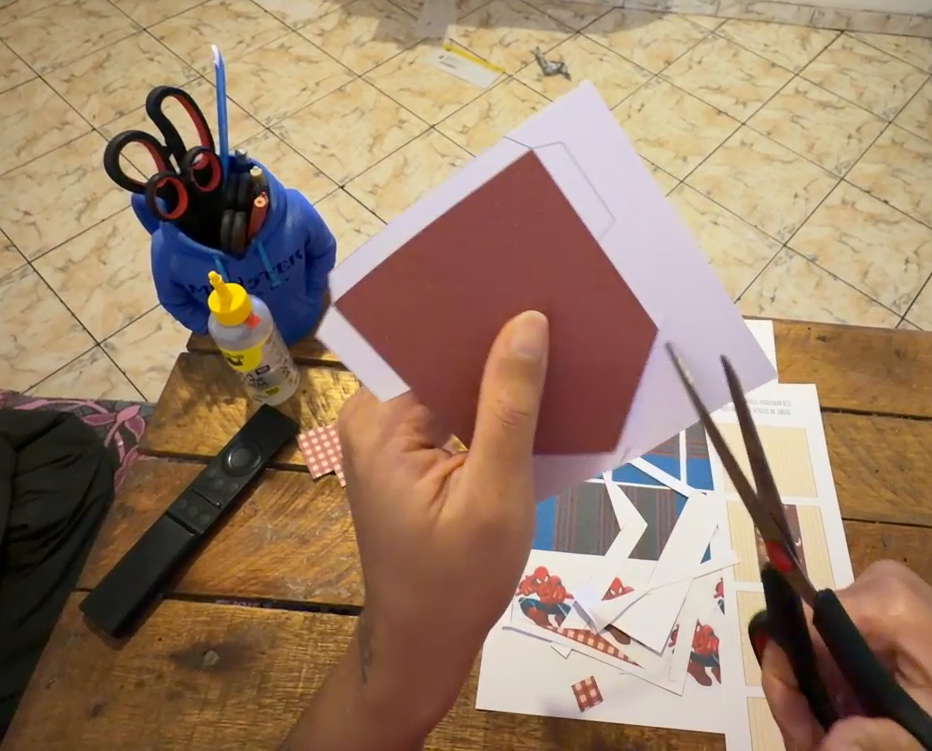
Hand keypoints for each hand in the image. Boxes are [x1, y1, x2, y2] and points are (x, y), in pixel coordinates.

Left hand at [332, 310, 550, 741]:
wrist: (423, 648)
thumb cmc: (456, 580)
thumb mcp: (494, 493)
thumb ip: (510, 406)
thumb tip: (528, 321)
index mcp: (380, 418)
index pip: (429, 340)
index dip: (479, 311)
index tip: (529, 283)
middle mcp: (375, 414)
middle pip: (439, 355)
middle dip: (495, 336)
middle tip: (556, 306)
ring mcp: (391, 434)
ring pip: (451, 380)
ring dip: (497, 368)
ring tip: (555, 339)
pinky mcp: (411, 451)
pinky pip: (454, 407)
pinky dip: (491, 402)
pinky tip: (536, 390)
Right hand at [761, 561, 931, 750]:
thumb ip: (879, 744)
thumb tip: (820, 749)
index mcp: (887, 600)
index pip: (802, 626)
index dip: (788, 685)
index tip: (804, 743)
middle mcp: (878, 584)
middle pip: (807, 638)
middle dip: (804, 701)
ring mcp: (886, 599)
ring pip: (820, 650)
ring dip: (820, 705)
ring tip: (835, 748)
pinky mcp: (894, 619)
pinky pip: (844, 653)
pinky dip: (842, 698)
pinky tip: (857, 734)